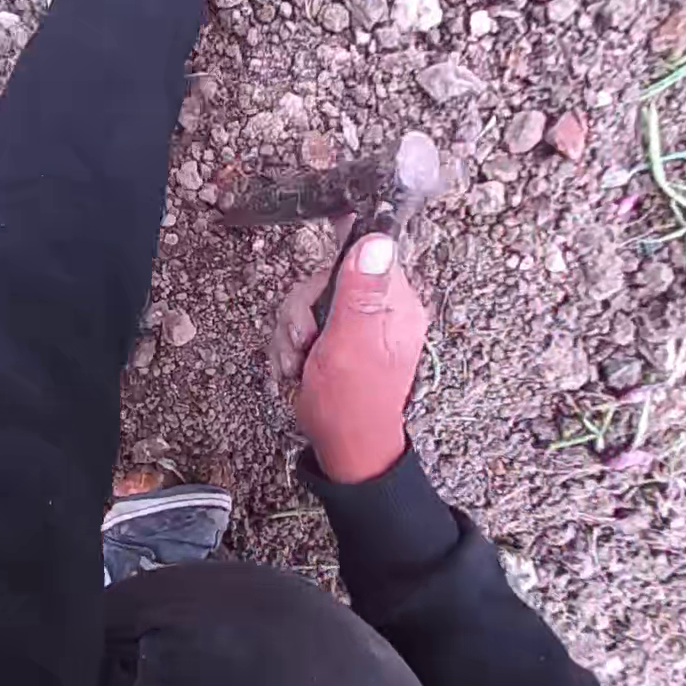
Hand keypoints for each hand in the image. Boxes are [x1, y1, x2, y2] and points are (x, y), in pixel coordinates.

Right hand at [272, 229, 429, 483]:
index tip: (319, 285)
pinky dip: (290, 344)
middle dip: (303, 310)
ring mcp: (354, 322)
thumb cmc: (351, 404)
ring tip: (299, 361)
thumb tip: (376, 241)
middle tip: (305, 340)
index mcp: (395, 305)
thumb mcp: (352, 344)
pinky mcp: (333, 335)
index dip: (337, 261)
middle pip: (326, 277)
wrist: (342, 445)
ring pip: (306, 300)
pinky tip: (296, 366)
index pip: (368, 253)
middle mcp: (377, 309)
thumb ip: (360, 293)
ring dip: (292, 332)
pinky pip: (299, 322)